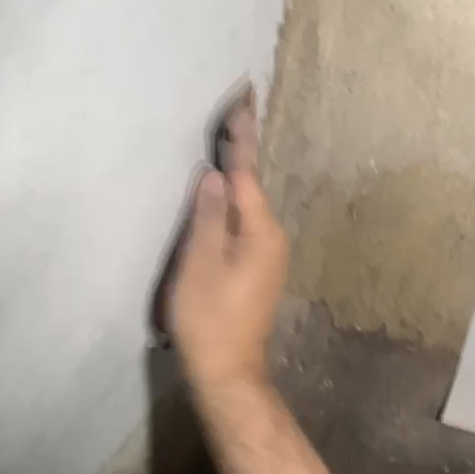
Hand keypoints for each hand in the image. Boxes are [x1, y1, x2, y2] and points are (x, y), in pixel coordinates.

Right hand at [170, 106, 288, 391]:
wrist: (229, 370)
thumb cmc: (209, 319)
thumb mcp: (200, 265)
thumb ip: (208, 218)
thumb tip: (215, 175)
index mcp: (262, 231)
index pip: (248, 174)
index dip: (241, 139)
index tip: (242, 104)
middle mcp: (274, 236)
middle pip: (253, 185)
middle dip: (243, 148)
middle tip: (237, 109)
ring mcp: (270, 252)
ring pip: (251, 203)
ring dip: (240, 172)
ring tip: (231, 136)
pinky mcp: (260, 265)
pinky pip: (248, 220)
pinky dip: (237, 198)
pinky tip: (227, 188)